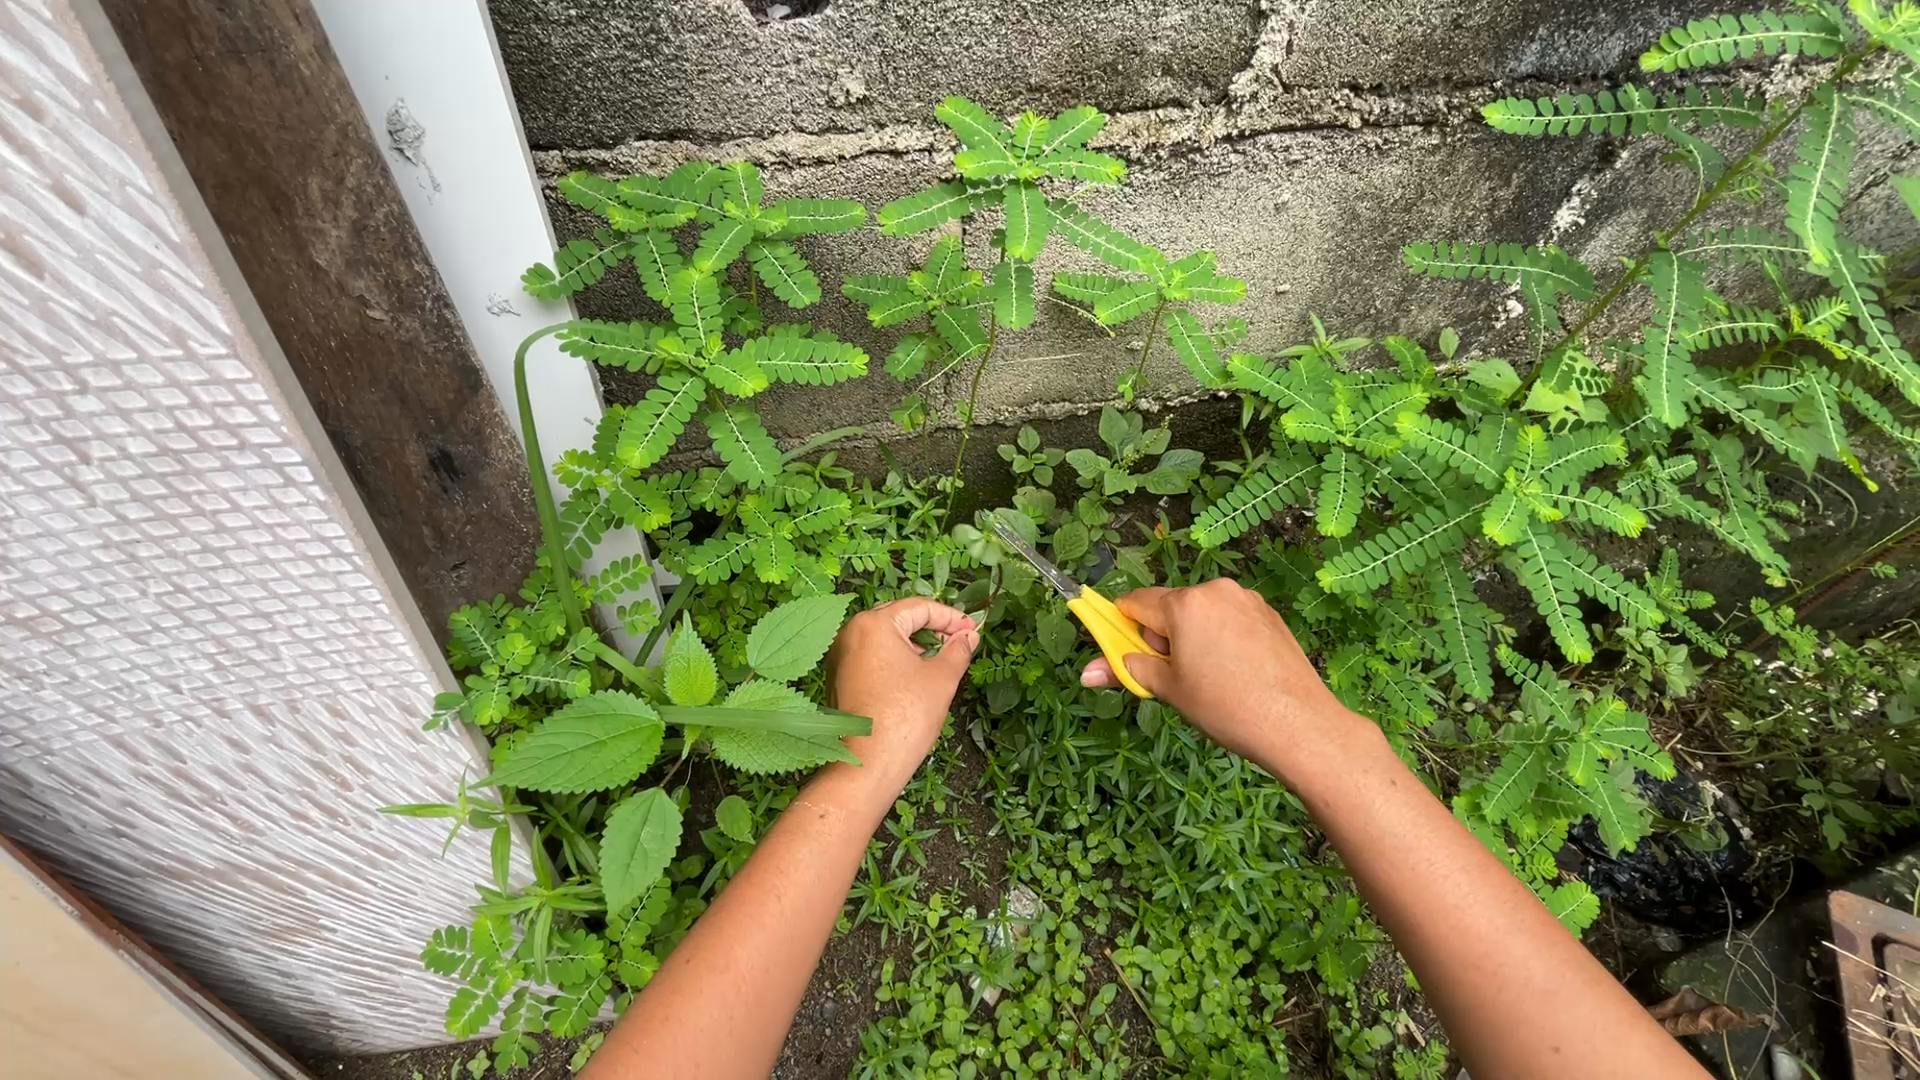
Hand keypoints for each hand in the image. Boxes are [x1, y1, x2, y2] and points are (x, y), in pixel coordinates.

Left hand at [825, 597, 979, 790]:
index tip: (971, 629)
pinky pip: (872, 655)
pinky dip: (895, 658)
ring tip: (941, 657)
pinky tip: (915, 674)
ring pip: (884, 637)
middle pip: (899, 617)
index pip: (919, 607)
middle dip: (931, 626)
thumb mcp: (942, 678)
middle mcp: (850, 633)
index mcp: (874, 624)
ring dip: (914, 642)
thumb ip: (958, 649)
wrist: (868, 764)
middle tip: (958, 639)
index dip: (950, 616)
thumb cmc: (906, 717)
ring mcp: (840, 656)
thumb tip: (969, 635)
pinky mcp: (839, 677)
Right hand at [1078, 579, 1378, 786]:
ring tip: (1209, 676)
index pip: (1134, 603)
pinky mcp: (1268, 612)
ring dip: (1191, 635)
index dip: (1125, 629)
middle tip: (1176, 675)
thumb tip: (1084, 674)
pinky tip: (1235, 670)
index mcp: (1183, 604)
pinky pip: (1228, 617)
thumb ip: (1126, 671)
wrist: (1300, 725)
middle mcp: (1214, 590)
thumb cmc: (1225, 707)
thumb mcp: (1169, 690)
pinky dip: (1220, 636)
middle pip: (1168, 605)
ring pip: (1199, 611)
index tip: (1134, 656)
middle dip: (1162, 635)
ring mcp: (1245, 598)